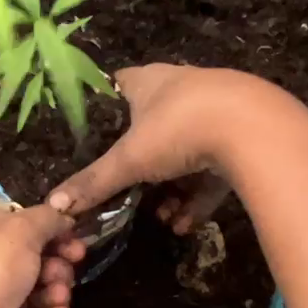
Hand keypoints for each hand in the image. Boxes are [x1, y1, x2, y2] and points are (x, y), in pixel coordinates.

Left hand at [0, 205, 86, 307]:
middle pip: (34, 258)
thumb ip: (47, 219)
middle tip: (71, 264)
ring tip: (59, 296)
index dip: (53, 230)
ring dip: (55, 291)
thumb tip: (63, 217)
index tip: (77, 238)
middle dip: (58, 263)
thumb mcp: (21, 230)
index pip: (24, 223)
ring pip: (36, 291)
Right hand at [47, 65, 307, 234]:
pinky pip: (210, 173)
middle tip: (126, 193)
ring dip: (169, 192)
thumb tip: (52, 206)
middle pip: (149, 129)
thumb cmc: (179, 129)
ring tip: (162, 218)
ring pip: (182, 156)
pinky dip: (196, 199)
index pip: (115, 87)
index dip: (101, 110)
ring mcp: (213, 113)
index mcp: (148, 82)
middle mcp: (180, 91)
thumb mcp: (129, 160)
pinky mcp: (239, 139)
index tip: (90, 138)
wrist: (254, 130)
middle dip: (138, 168)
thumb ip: (93, 184)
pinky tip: (186, 225)